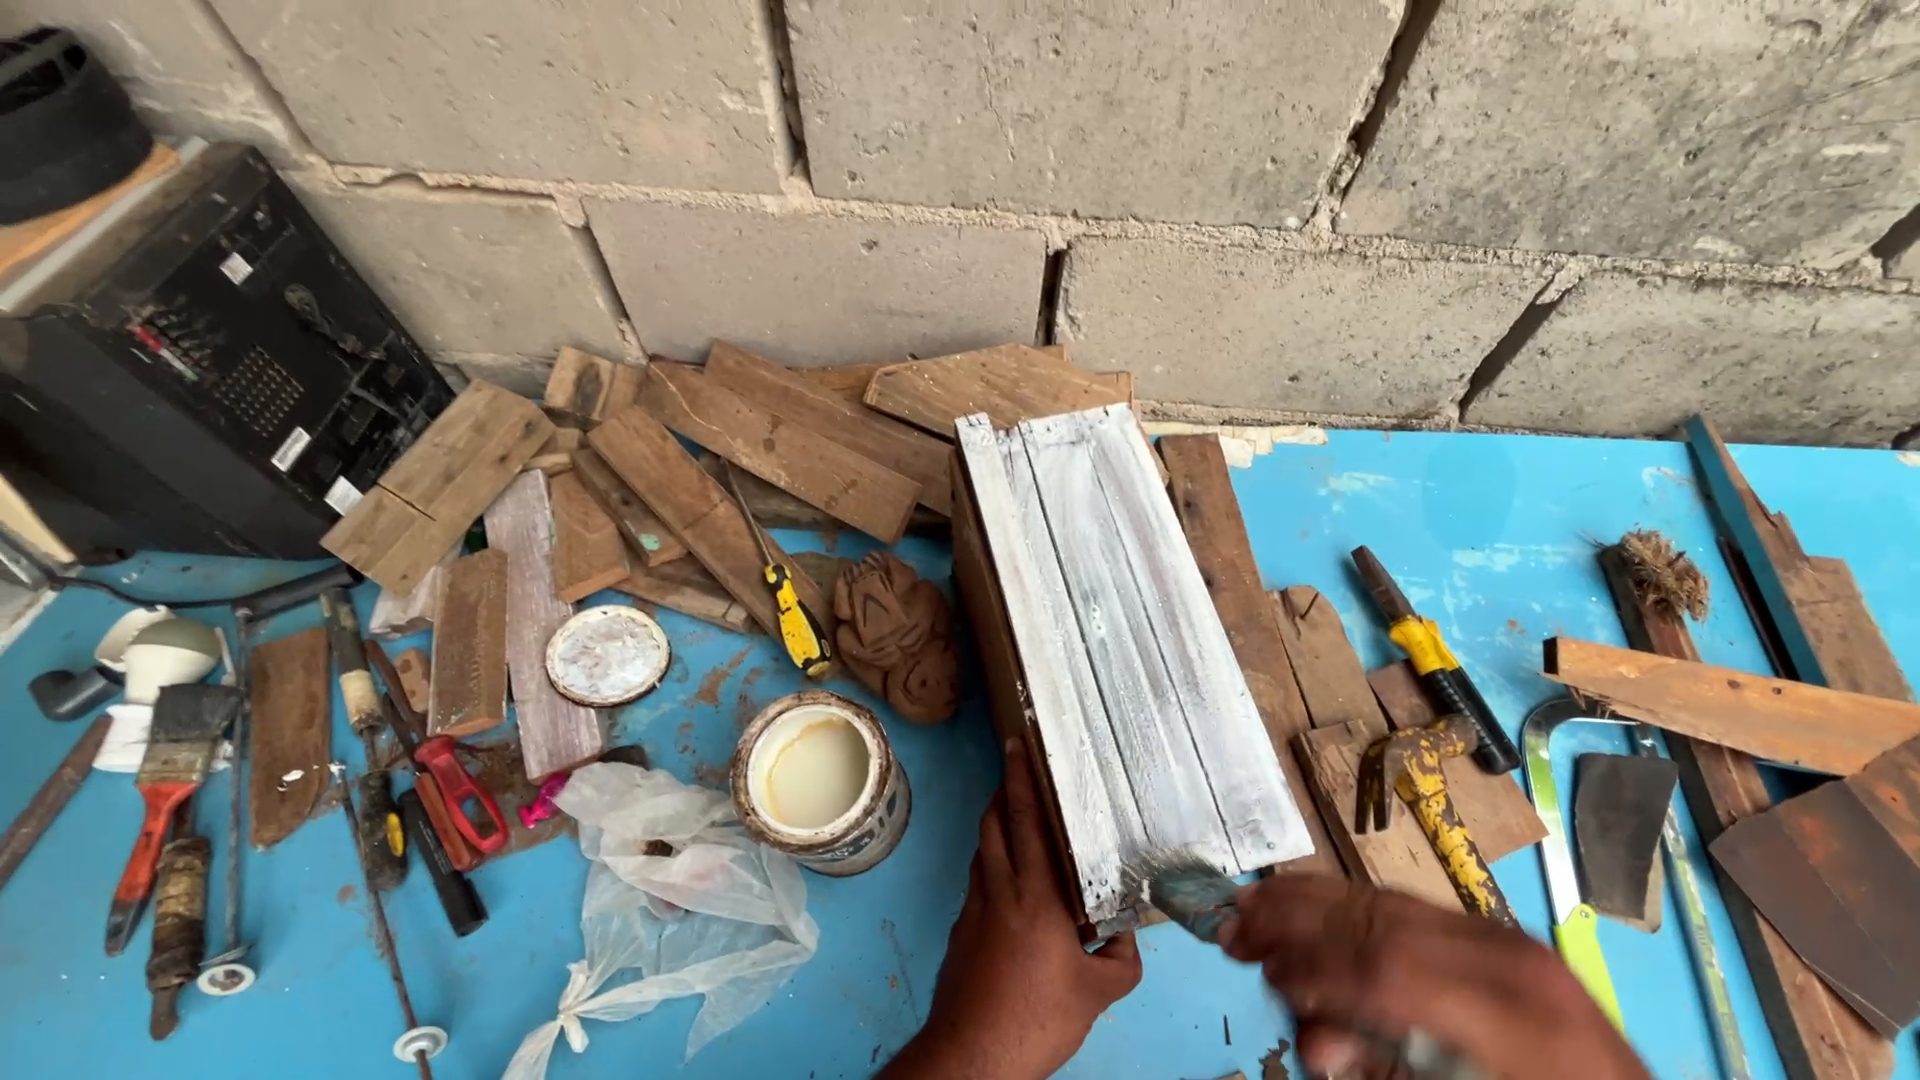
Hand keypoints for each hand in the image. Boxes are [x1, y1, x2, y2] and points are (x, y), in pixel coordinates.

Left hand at [881, 740, 1141, 1078]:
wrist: (972, 1054)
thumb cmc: (1038, 1017)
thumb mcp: (1097, 995)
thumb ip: (1121, 961)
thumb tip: (1125, 939)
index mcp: (1038, 896)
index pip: (1028, 823)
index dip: (1023, 781)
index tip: (1016, 747)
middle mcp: (1001, 890)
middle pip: (994, 824)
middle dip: (1004, 791)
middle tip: (1015, 770)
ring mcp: (974, 908)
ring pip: (982, 850)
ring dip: (995, 825)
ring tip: (1013, 816)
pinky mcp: (961, 930)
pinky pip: (977, 881)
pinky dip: (990, 864)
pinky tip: (1007, 882)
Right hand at [1217, 876, 1648, 1079]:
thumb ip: (1388, 1070)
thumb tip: (1314, 1039)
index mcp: (1516, 1019)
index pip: (1388, 972)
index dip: (1315, 968)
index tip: (1263, 972)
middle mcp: (1508, 960)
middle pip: (1377, 922)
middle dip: (1296, 922)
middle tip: (1234, 929)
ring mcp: (1505, 939)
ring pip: (1385, 901)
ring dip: (1309, 900)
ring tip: (1253, 904)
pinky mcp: (1496, 934)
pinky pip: (1406, 905)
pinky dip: (1346, 901)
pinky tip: (1307, 899)